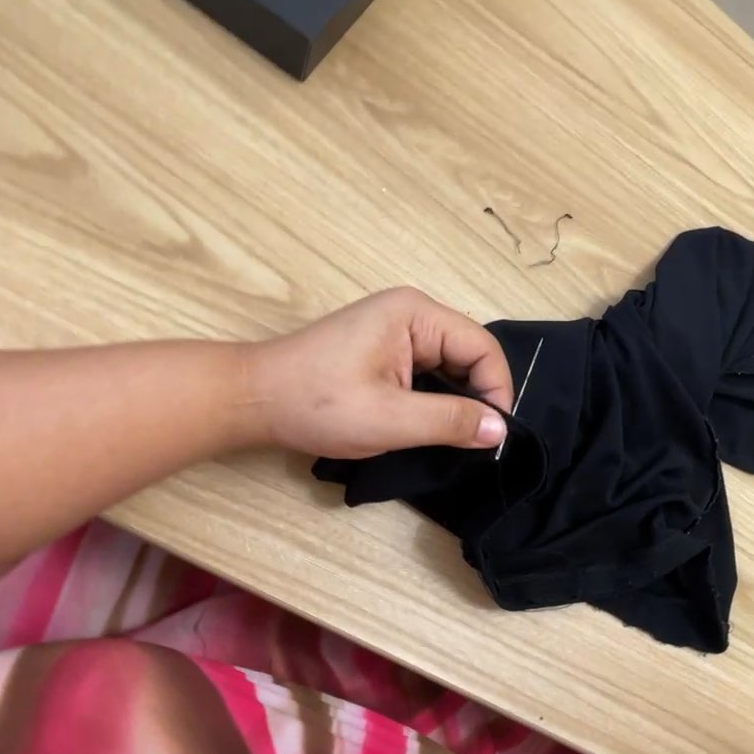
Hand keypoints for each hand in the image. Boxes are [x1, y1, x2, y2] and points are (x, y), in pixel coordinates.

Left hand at [241, 288, 514, 457]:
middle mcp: (412, 313)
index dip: (496, 390)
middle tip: (476, 440)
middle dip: (478, 396)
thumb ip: (451, 421)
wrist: (252, 400)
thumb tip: (501, 431)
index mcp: (416, 314)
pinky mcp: (386, 348)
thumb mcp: (390, 419)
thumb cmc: (316, 404)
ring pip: (452, 365)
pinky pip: (431, 371)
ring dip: (458, 399)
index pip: (482, 348)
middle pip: (470, 353)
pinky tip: (431, 424)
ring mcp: (397, 329)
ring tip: (455, 435)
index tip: (493, 435)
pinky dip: (438, 398)